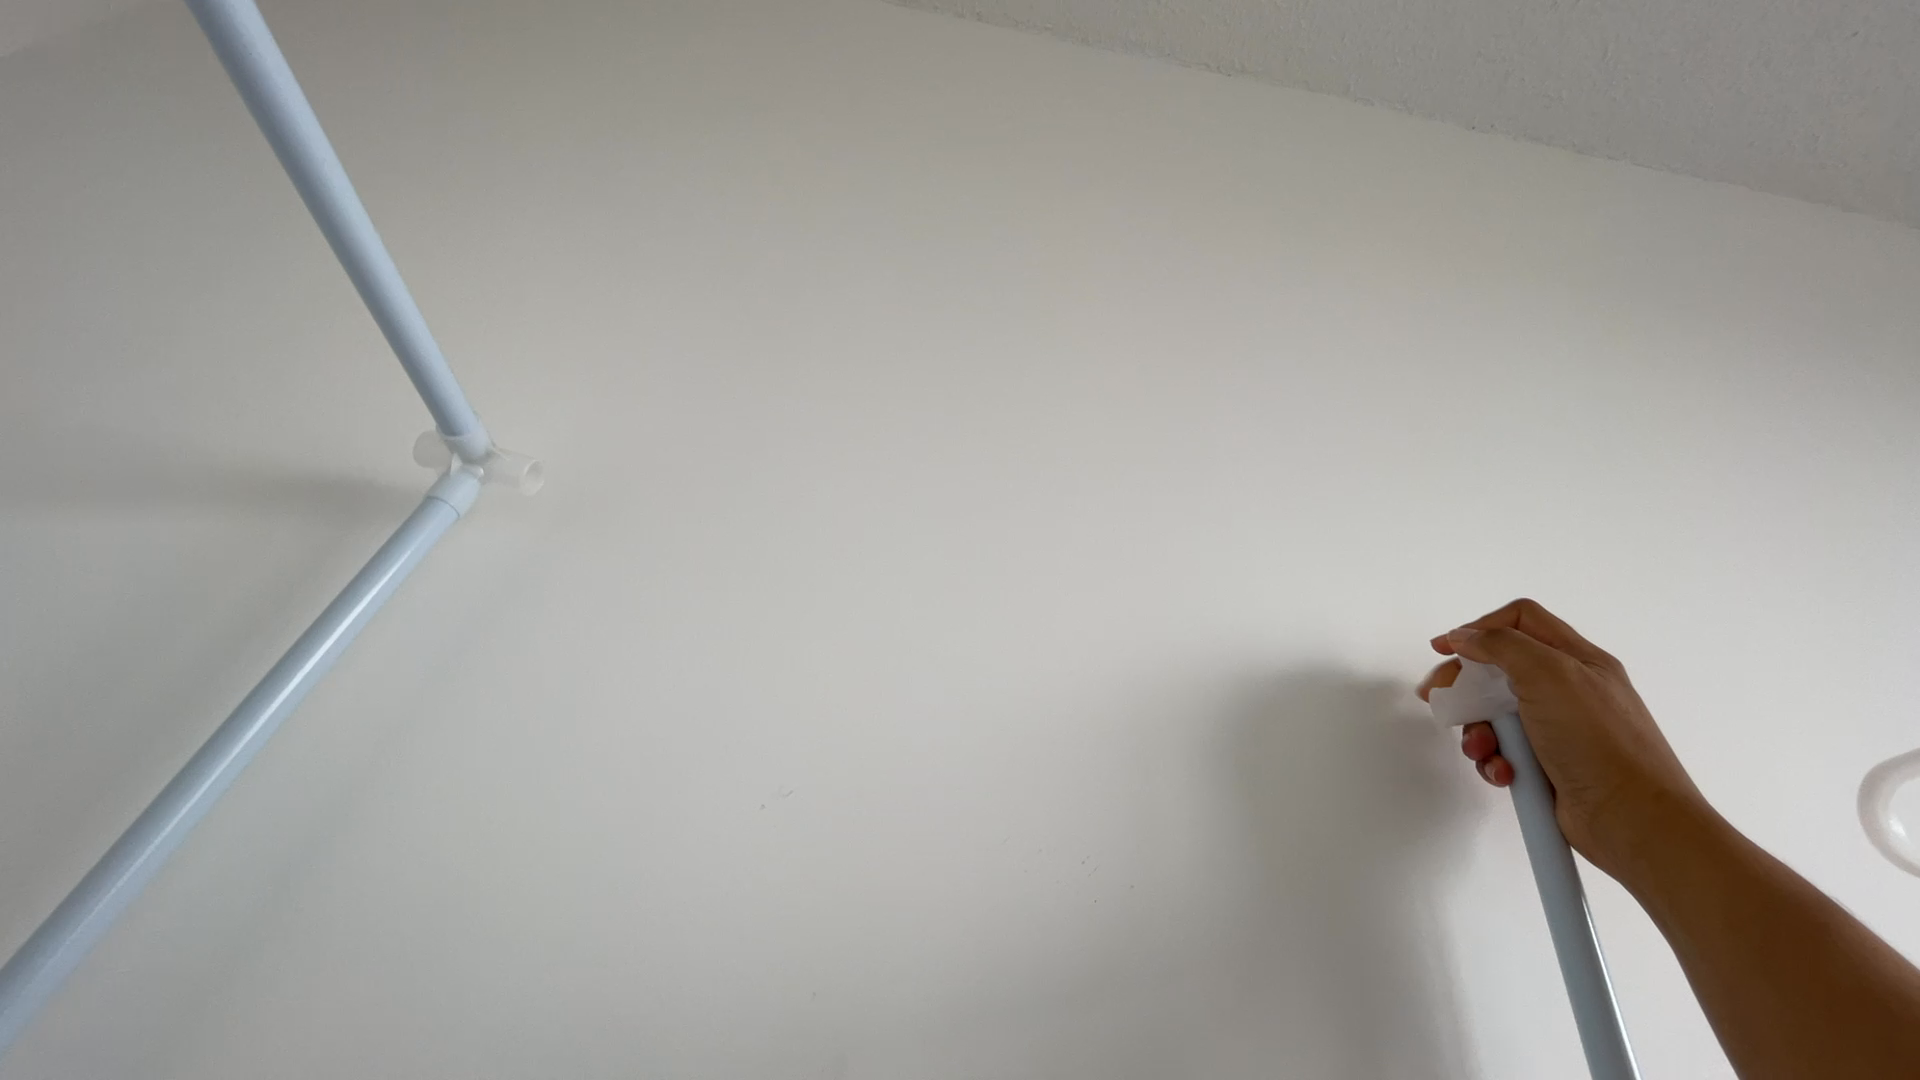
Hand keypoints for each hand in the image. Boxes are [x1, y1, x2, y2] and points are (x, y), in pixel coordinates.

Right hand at [1417, 599, 1709, 882]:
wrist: (1634, 821)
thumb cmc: (1598, 741)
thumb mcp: (1550, 675)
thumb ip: (1501, 645)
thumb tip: (1464, 637)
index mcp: (1577, 660)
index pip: (1520, 620)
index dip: (1478, 628)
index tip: (1444, 649)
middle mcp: (1566, 689)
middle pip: (1496, 668)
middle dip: (1463, 684)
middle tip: (1438, 696)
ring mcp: (1555, 728)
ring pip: (1492, 713)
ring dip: (1477, 730)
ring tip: (1483, 749)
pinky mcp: (1544, 763)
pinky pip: (1502, 750)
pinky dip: (1494, 760)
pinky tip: (1504, 773)